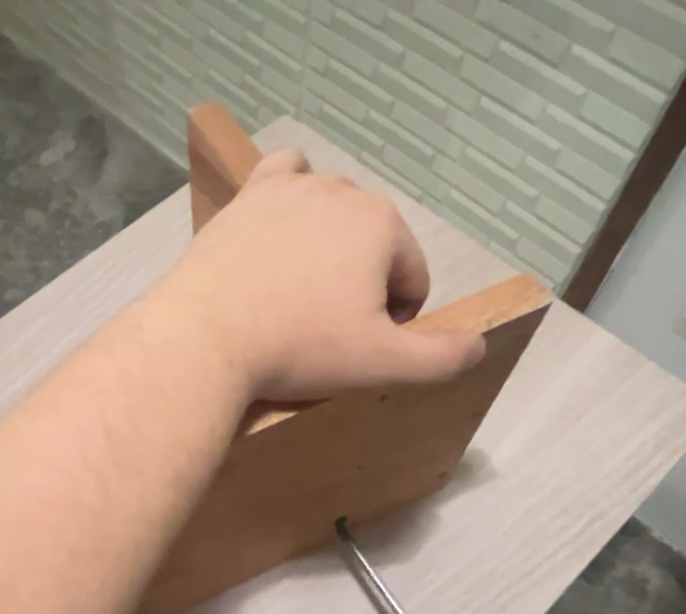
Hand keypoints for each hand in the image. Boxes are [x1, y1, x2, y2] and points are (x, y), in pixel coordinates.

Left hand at [146, 148, 484, 399]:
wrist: (207, 336)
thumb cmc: (300, 348)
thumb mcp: (383, 365)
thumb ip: (442, 359)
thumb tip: (479, 347)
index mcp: (383, 225)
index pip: (412, 278)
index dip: (396, 321)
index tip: (361, 350)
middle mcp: (343, 192)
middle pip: (374, 246)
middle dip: (363, 285)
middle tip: (328, 330)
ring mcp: (291, 189)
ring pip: (333, 213)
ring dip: (332, 247)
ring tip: (304, 292)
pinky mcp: (247, 196)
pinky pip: (285, 175)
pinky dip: (294, 194)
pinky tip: (285, 221)